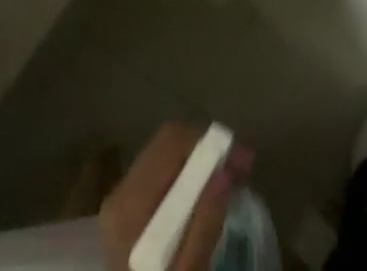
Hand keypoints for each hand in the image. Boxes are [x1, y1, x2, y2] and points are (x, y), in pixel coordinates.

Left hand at [100, 123, 254, 270]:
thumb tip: (224, 171)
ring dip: (203, 160)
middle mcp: (120, 192)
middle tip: (246, 168)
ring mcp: (121, 200)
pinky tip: (210, 194)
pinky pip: (163, 174)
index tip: (244, 162)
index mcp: (130, 204)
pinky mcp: (128, 211)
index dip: (212, 141)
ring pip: (168, 156)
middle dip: (211, 148)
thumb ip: (204, 224)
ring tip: (235, 179)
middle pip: (170, 143)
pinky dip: (191, 174)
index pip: (172, 142)